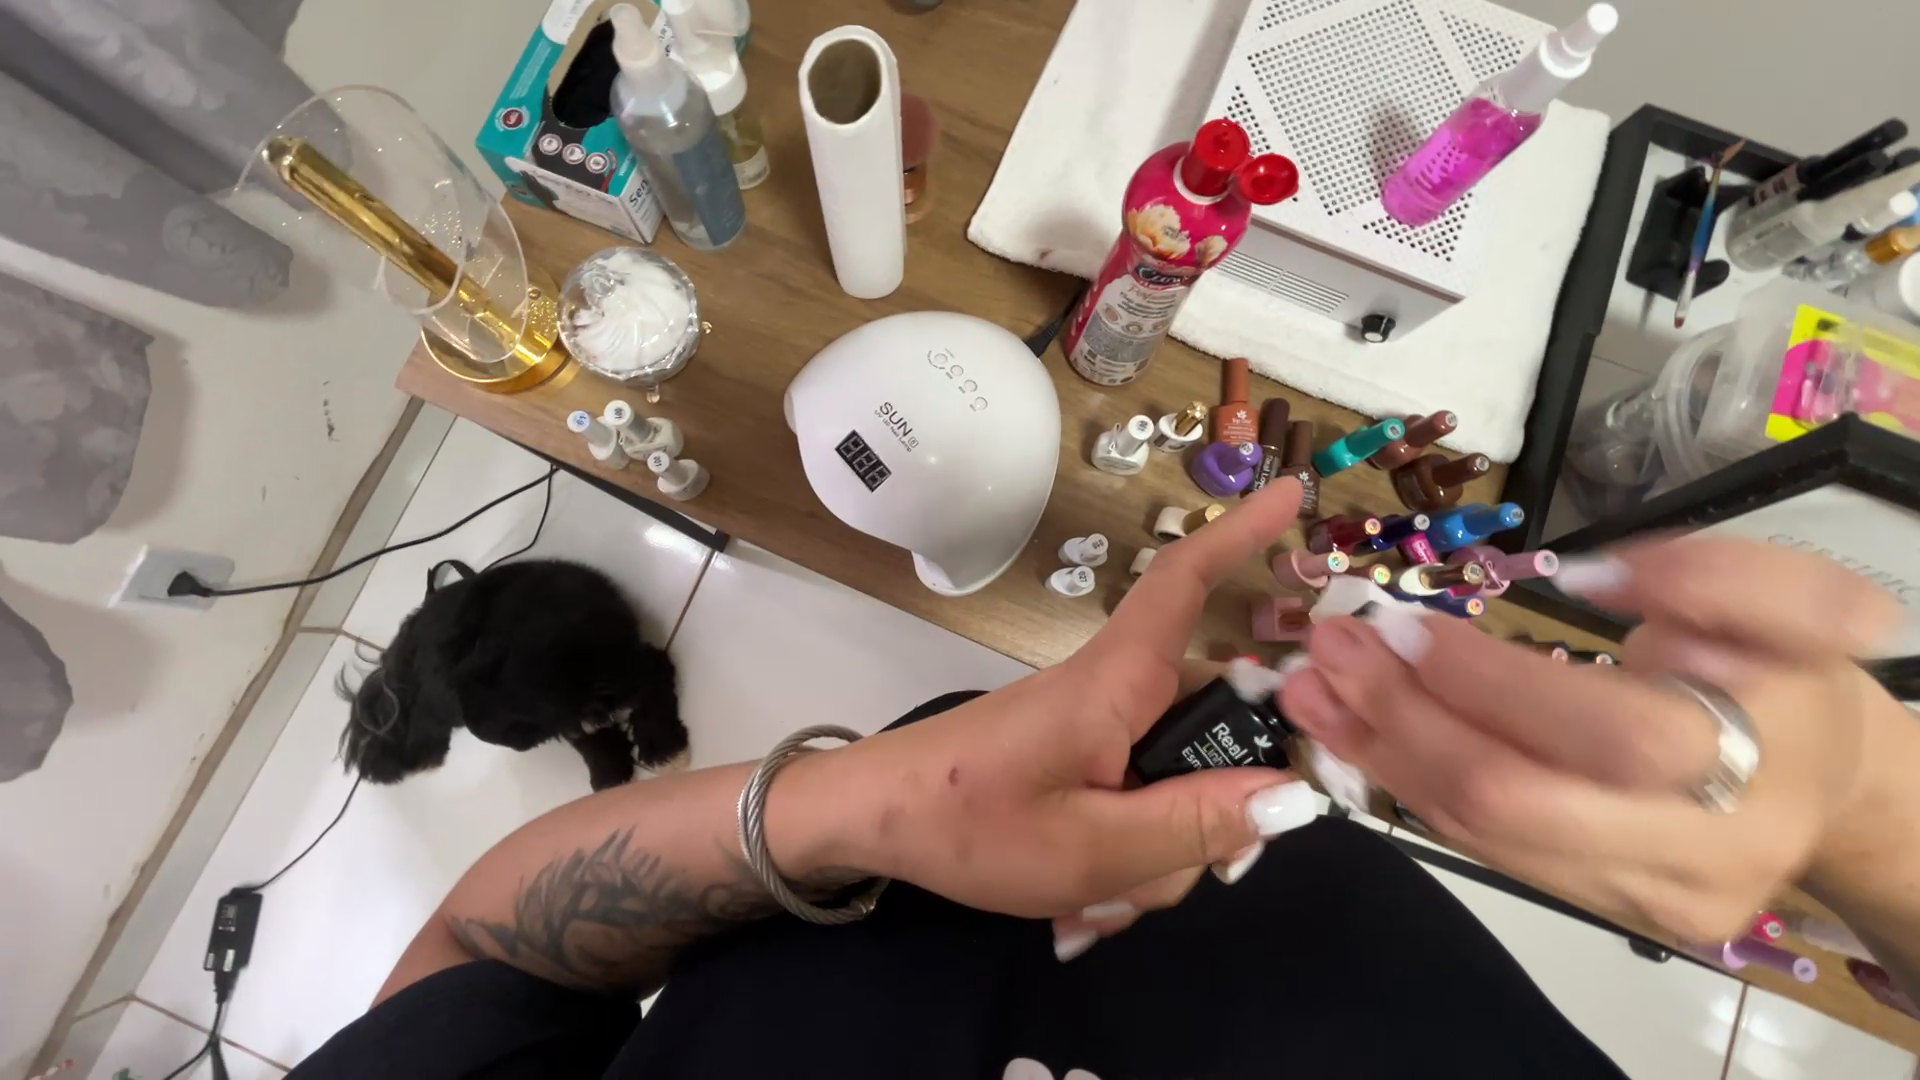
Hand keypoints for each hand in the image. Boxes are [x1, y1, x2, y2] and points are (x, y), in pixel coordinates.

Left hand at [783, 480, 1320, 956]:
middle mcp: (1111, 690)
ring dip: (1155, 850)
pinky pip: (1134, 796)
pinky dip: (1125, 852)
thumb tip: (1290, 795)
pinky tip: (1084, 896)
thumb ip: (1196, 823)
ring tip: (1095, 897)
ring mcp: (1093, 724)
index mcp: (1114, 683)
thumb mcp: (1093, 848)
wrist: (876, 818)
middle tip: (1169, 873)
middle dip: (1206, 810)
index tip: (1290, 494)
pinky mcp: (1076, 753)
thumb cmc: (969, 823)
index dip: (1238, 537)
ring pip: (1172, 776)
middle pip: (1203, 723)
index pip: (1182, 586)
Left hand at [1279, 536, 1905, 942]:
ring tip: (1304, 681)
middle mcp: (1683, 853)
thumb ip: (1714, 579)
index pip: (1599, 734)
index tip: (1400, 622)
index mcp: (1748, 770)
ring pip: (1466, 821)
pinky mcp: (1569, 895)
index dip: (1486, 679)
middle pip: (1504, 792)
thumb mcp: (1791, 611)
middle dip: (1398, 714)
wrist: (1818, 796)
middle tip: (1329, 644)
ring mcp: (1617, 891)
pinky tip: (1332, 723)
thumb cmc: (1787, 687)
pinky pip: (1460, 832)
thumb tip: (1587, 576)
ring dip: (1370, 742)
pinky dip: (1388, 771)